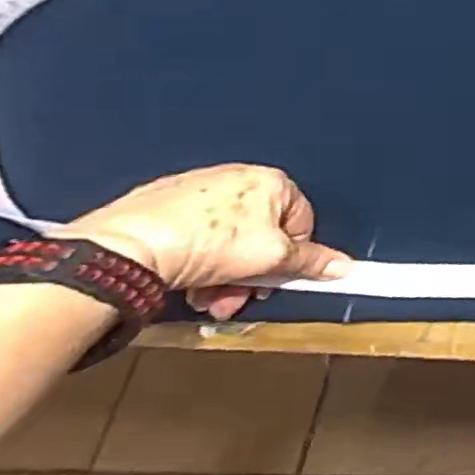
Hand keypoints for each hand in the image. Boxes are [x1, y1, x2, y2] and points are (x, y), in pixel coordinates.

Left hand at [55, 164, 352, 319]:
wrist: (132, 246)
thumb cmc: (207, 242)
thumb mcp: (274, 259)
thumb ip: (312, 262)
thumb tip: (341, 266)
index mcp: (270, 181)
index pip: (302, 222)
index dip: (294, 257)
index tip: (281, 279)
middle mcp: (237, 178)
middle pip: (264, 234)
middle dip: (255, 273)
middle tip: (243, 294)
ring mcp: (200, 189)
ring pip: (231, 240)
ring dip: (227, 275)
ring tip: (210, 296)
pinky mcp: (169, 203)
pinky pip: (199, 236)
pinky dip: (200, 262)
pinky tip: (190, 282)